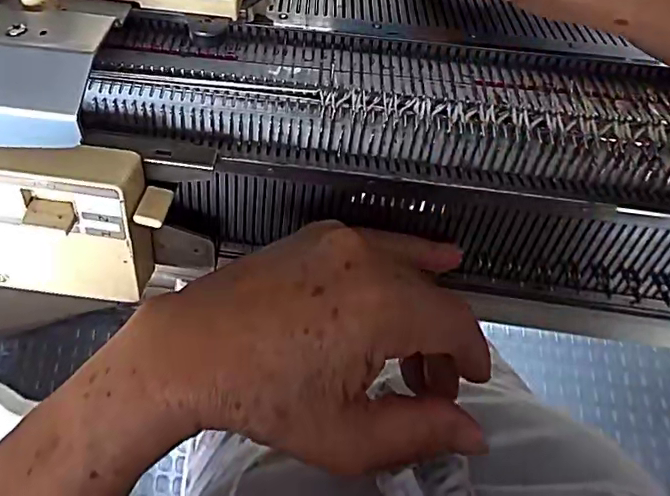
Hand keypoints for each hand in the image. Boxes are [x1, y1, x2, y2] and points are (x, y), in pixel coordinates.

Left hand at [115, 223, 491, 474]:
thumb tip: (466, 431)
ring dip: (423, 305)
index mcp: (378, 304)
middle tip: (434, 385)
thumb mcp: (347, 436)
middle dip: (444, 342)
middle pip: (433, 294)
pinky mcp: (320, 233)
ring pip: (409, 264)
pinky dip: (402, 262)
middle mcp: (364, 259)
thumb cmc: (256, 389)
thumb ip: (420, 432)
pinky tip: (415, 270)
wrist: (196, 346)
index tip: (472, 378)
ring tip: (413, 351)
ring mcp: (340, 238)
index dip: (473, 356)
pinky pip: (378, 243)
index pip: (456, 322)